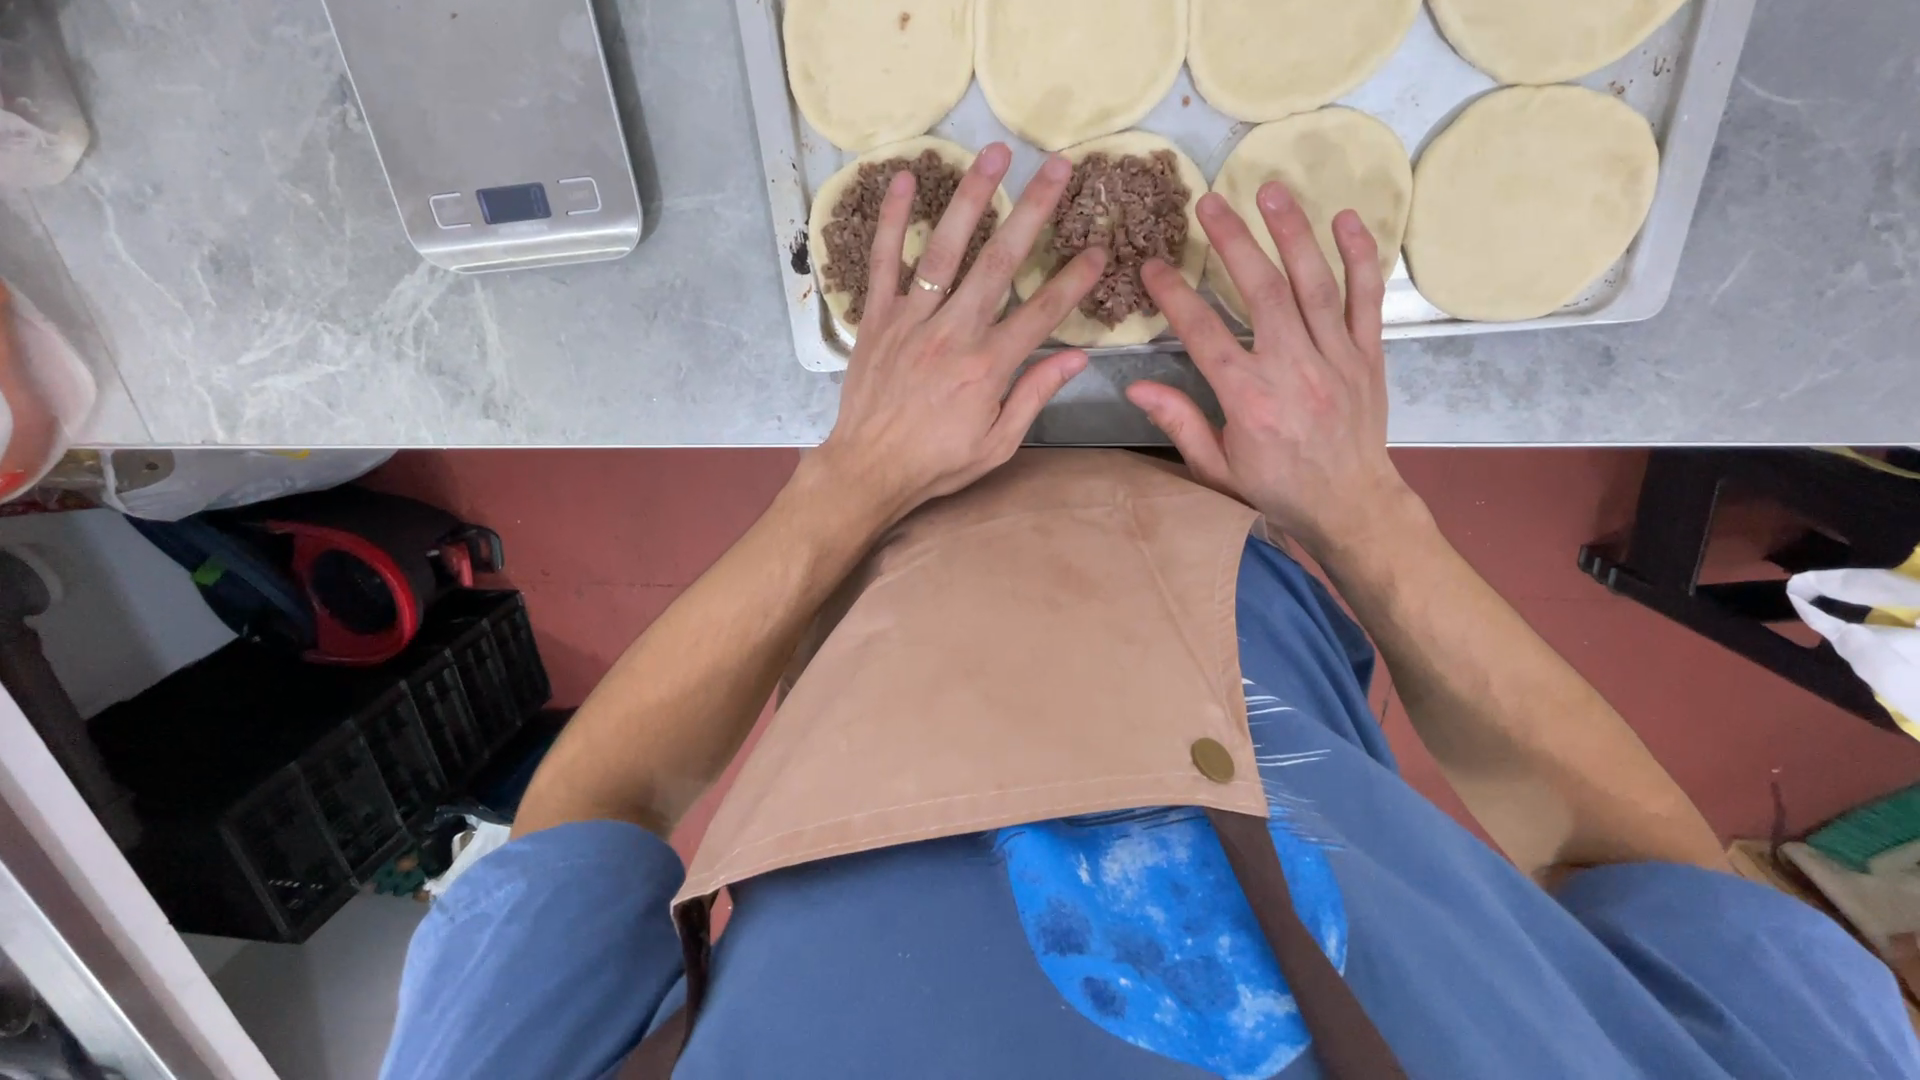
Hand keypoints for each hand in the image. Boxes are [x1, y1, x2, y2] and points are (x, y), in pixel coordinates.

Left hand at [816, 143, 1106, 526]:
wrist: (868, 469)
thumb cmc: (937, 463)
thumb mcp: (998, 444)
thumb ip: (1034, 396)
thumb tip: (1075, 359)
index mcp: (988, 367)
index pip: (1043, 313)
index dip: (1074, 280)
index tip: (1099, 249)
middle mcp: (953, 333)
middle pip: (1000, 263)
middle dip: (1032, 211)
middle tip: (1056, 166)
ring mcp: (912, 321)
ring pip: (945, 249)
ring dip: (971, 197)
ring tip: (993, 153)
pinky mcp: (877, 319)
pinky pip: (884, 263)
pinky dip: (894, 221)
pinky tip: (905, 180)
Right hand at [1126, 183, 1413, 556]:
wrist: (1349, 506)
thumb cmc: (1275, 488)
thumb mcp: (1214, 468)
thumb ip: (1179, 423)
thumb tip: (1136, 389)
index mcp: (1249, 400)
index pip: (1205, 335)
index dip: (1176, 297)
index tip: (1154, 267)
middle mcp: (1293, 370)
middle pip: (1261, 292)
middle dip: (1233, 243)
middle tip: (1209, 202)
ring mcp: (1337, 358)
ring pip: (1315, 284)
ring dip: (1291, 234)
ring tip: (1270, 191)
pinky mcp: (1368, 355)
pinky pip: (1368, 299)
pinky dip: (1360, 257)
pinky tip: (1347, 220)